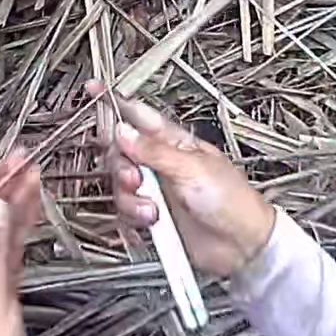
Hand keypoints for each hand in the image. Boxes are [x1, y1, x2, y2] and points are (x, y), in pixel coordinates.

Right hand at [95, 79, 275, 277]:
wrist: (243, 246)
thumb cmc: (231, 199)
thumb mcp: (192, 168)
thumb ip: (153, 151)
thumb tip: (122, 131)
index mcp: (173, 140)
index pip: (137, 113)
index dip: (114, 100)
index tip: (93, 89)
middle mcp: (160, 160)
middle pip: (120, 149)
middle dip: (121, 163)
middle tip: (136, 176)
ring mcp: (155, 187)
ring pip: (120, 180)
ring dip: (130, 194)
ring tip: (151, 205)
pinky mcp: (152, 213)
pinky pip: (126, 208)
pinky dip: (134, 213)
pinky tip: (152, 218)